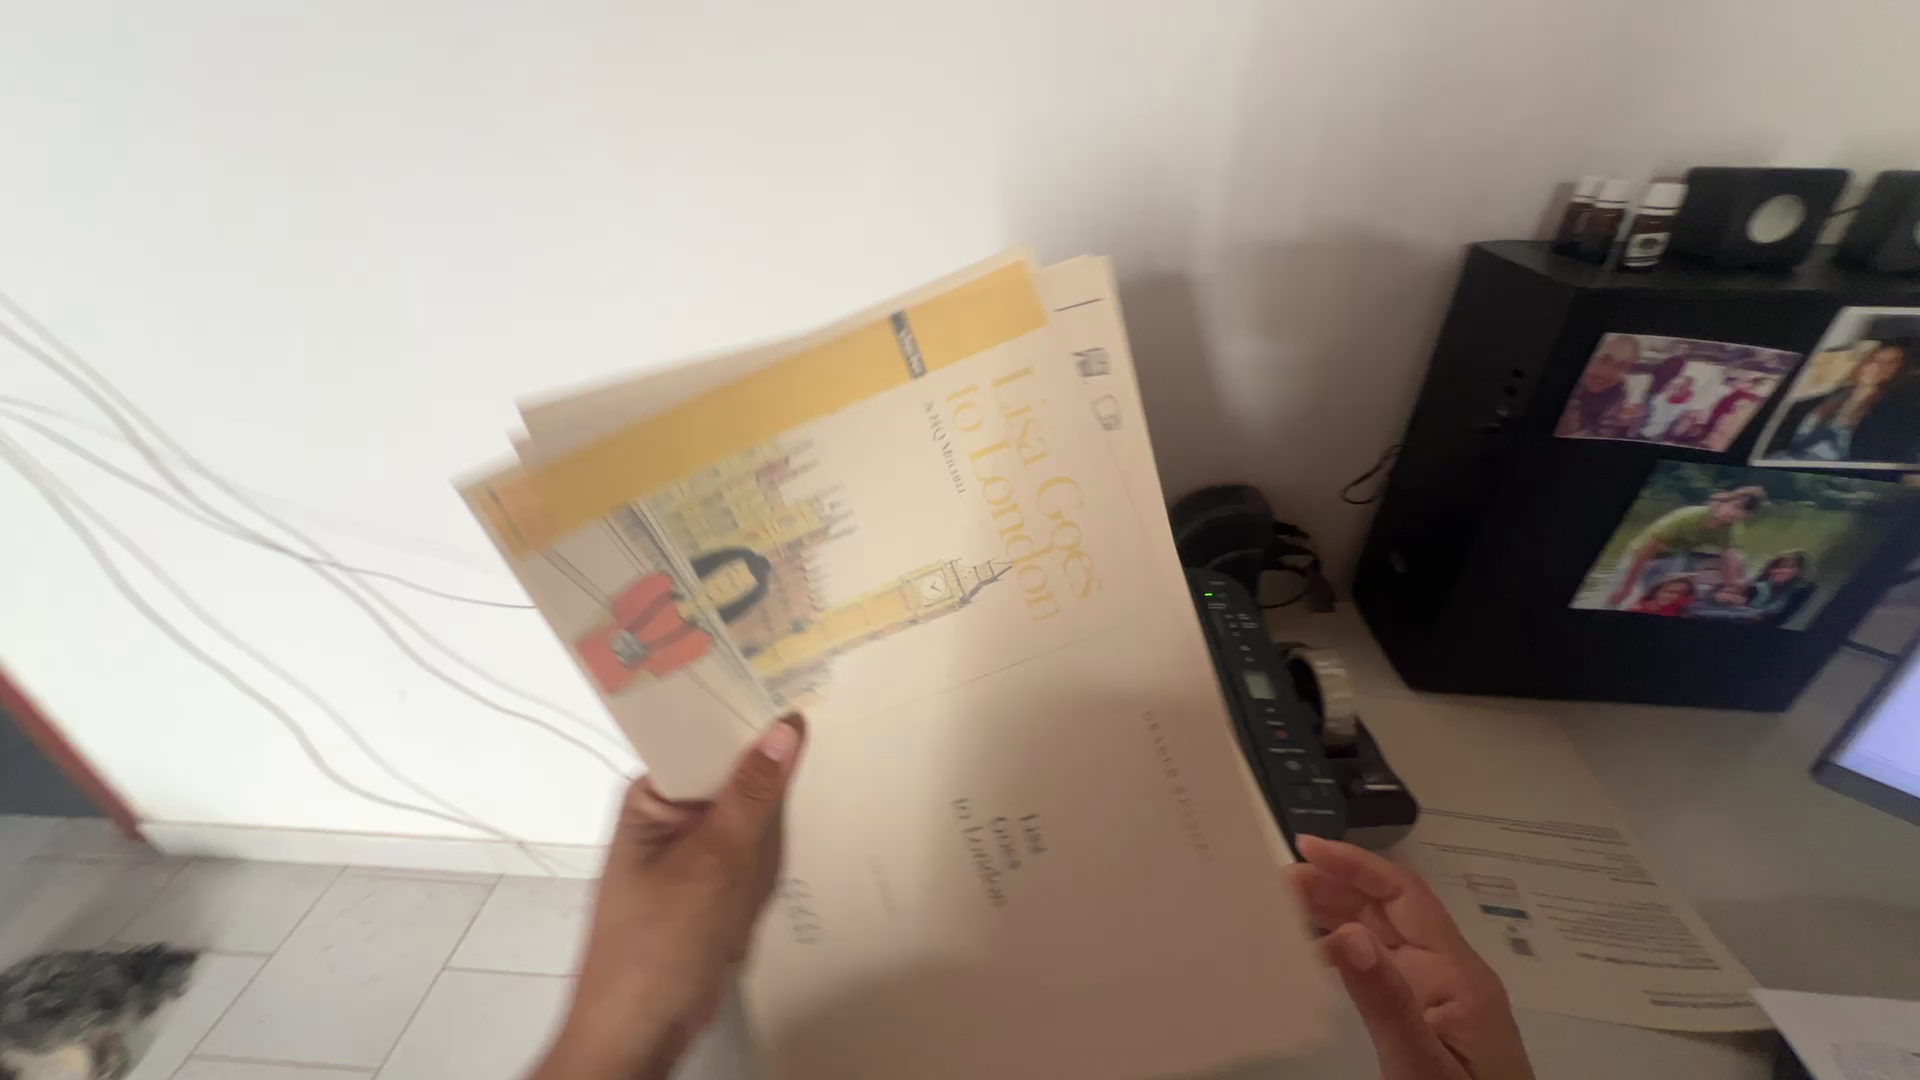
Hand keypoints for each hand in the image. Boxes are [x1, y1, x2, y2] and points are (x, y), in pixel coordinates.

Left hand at [533, 715, 805, 1079]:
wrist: (641, 1036)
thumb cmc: (660, 941)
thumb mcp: (712, 860)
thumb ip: (751, 793)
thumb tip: (786, 724)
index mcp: (652, 796)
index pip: (703, 736)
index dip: (747, 713)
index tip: (798, 685)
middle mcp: (670, 814)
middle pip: (730, 771)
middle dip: (773, 759)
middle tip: (833, 717)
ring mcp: (693, 850)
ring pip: (747, 809)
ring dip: (781, 801)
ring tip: (835, 757)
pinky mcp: (713, 882)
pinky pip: (752, 845)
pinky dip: (778, 839)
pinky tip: (817, 817)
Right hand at [1290, 836, 1533, 1079]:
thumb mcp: (1424, 1067)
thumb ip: (1388, 1003)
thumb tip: (1347, 934)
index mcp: (1458, 973)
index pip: (1405, 894)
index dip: (1355, 863)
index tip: (1306, 846)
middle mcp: (1446, 969)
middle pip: (1386, 905)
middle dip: (1333, 882)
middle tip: (1277, 879)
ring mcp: (1432, 987)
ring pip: (1377, 926)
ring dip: (1331, 907)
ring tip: (1282, 900)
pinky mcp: (1417, 1006)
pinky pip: (1375, 956)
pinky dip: (1338, 940)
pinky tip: (1308, 943)